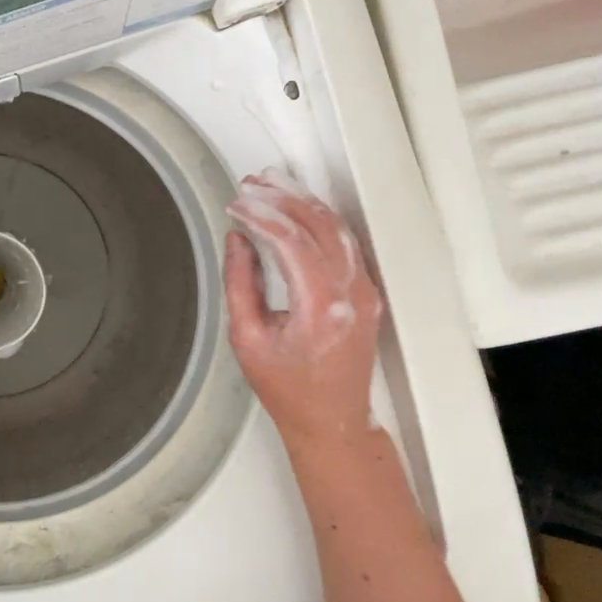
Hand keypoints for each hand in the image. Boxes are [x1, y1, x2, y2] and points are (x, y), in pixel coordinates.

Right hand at [222, 171, 382, 449]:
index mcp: (320, 307)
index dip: (261, 215)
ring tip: (271, 183)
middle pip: (320, 226)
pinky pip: (345, 243)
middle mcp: (352, 293)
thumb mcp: (247, 338)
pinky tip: (296, 207)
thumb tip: (239, 240)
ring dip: (304, 201)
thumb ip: (241, 283)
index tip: (235, 204)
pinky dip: (318, 219)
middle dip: (284, 197)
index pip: (291, 241)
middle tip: (251, 182)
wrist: (331, 419)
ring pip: (338, 228)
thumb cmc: (287, 388)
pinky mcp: (366, 291)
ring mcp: (365, 290)